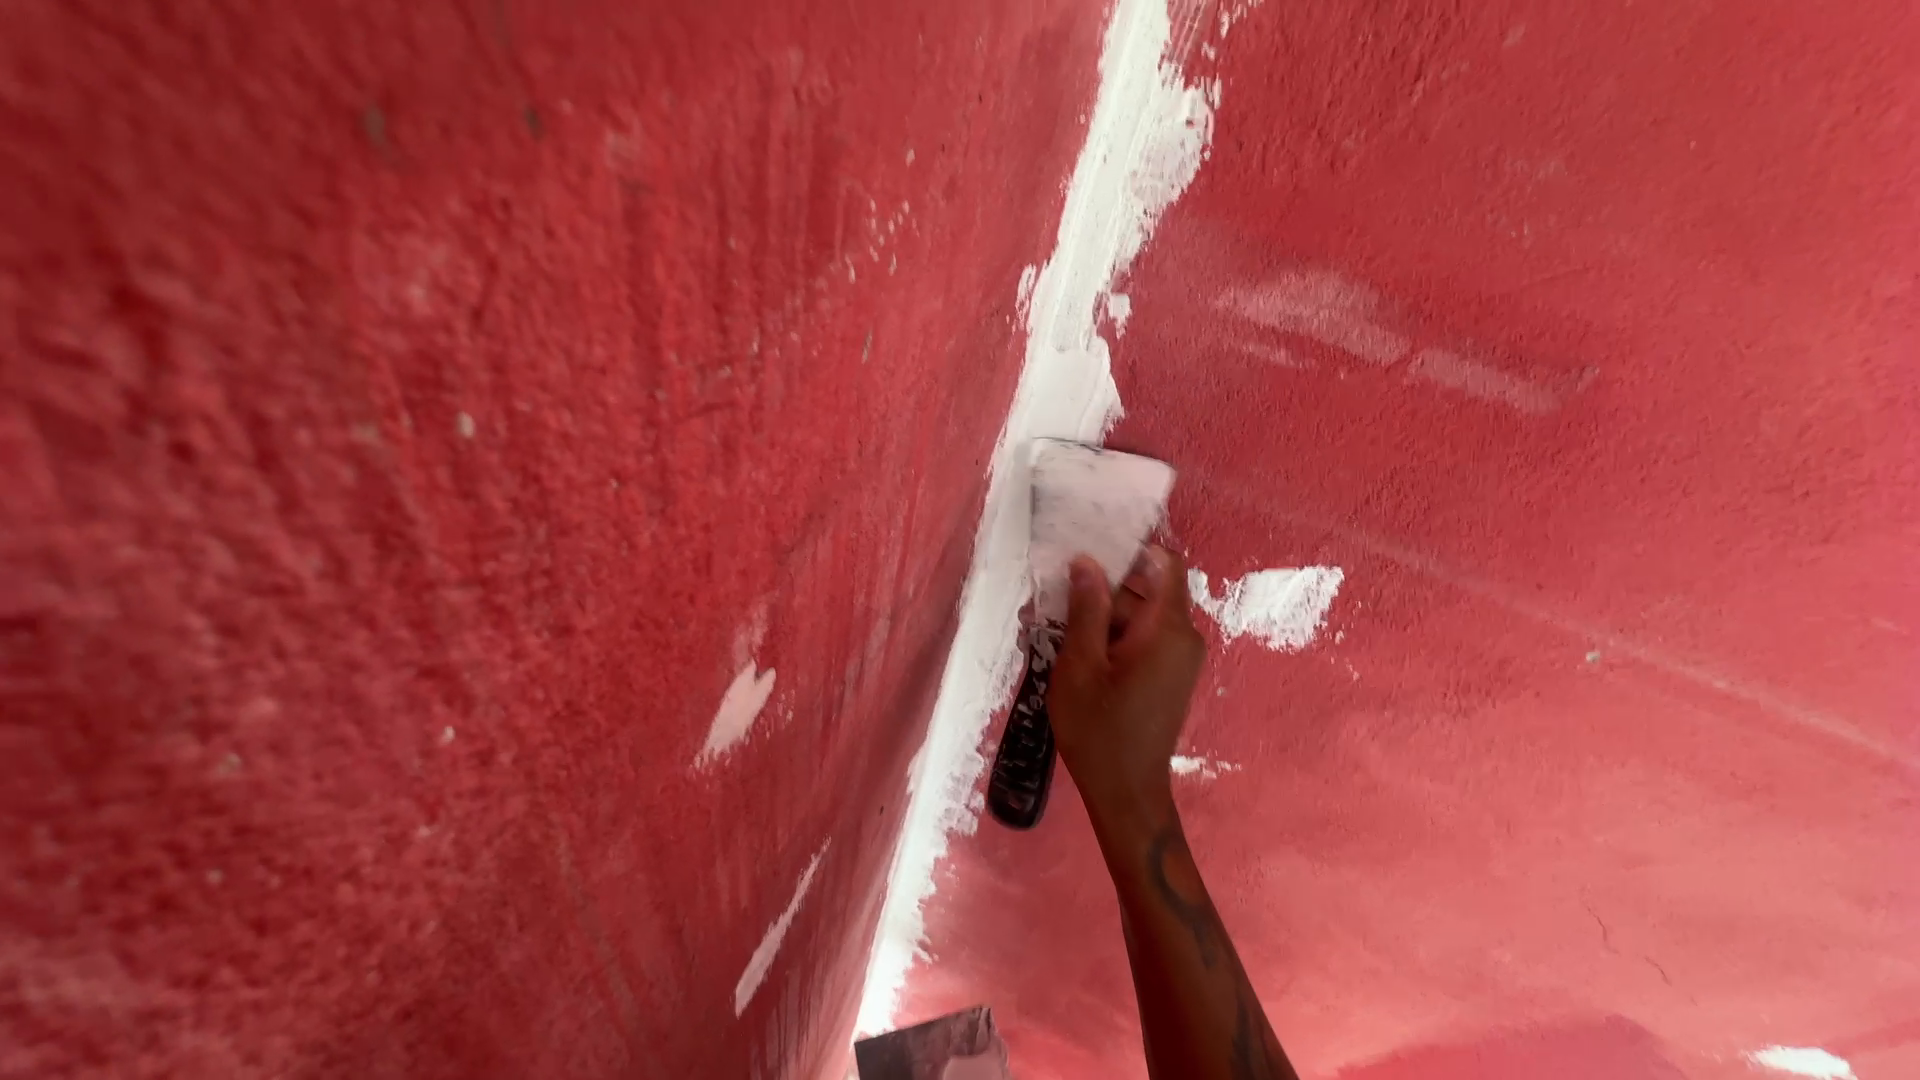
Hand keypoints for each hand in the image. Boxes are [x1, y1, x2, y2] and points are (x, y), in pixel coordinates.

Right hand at [1047, 544, 1205, 836]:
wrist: (1126, 791)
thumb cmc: (1099, 729)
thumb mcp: (1080, 664)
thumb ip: (1086, 608)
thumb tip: (1087, 561)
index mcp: (1167, 628)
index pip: (1165, 563)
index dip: (1132, 547)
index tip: (1091, 545)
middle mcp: (1183, 636)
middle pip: (1147, 589)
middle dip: (1103, 586)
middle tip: (1054, 591)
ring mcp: (1179, 657)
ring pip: (1140, 615)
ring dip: (1101, 614)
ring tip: (1053, 623)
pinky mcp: (1169, 674)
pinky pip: (1143, 638)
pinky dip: (1113, 635)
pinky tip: (1074, 648)